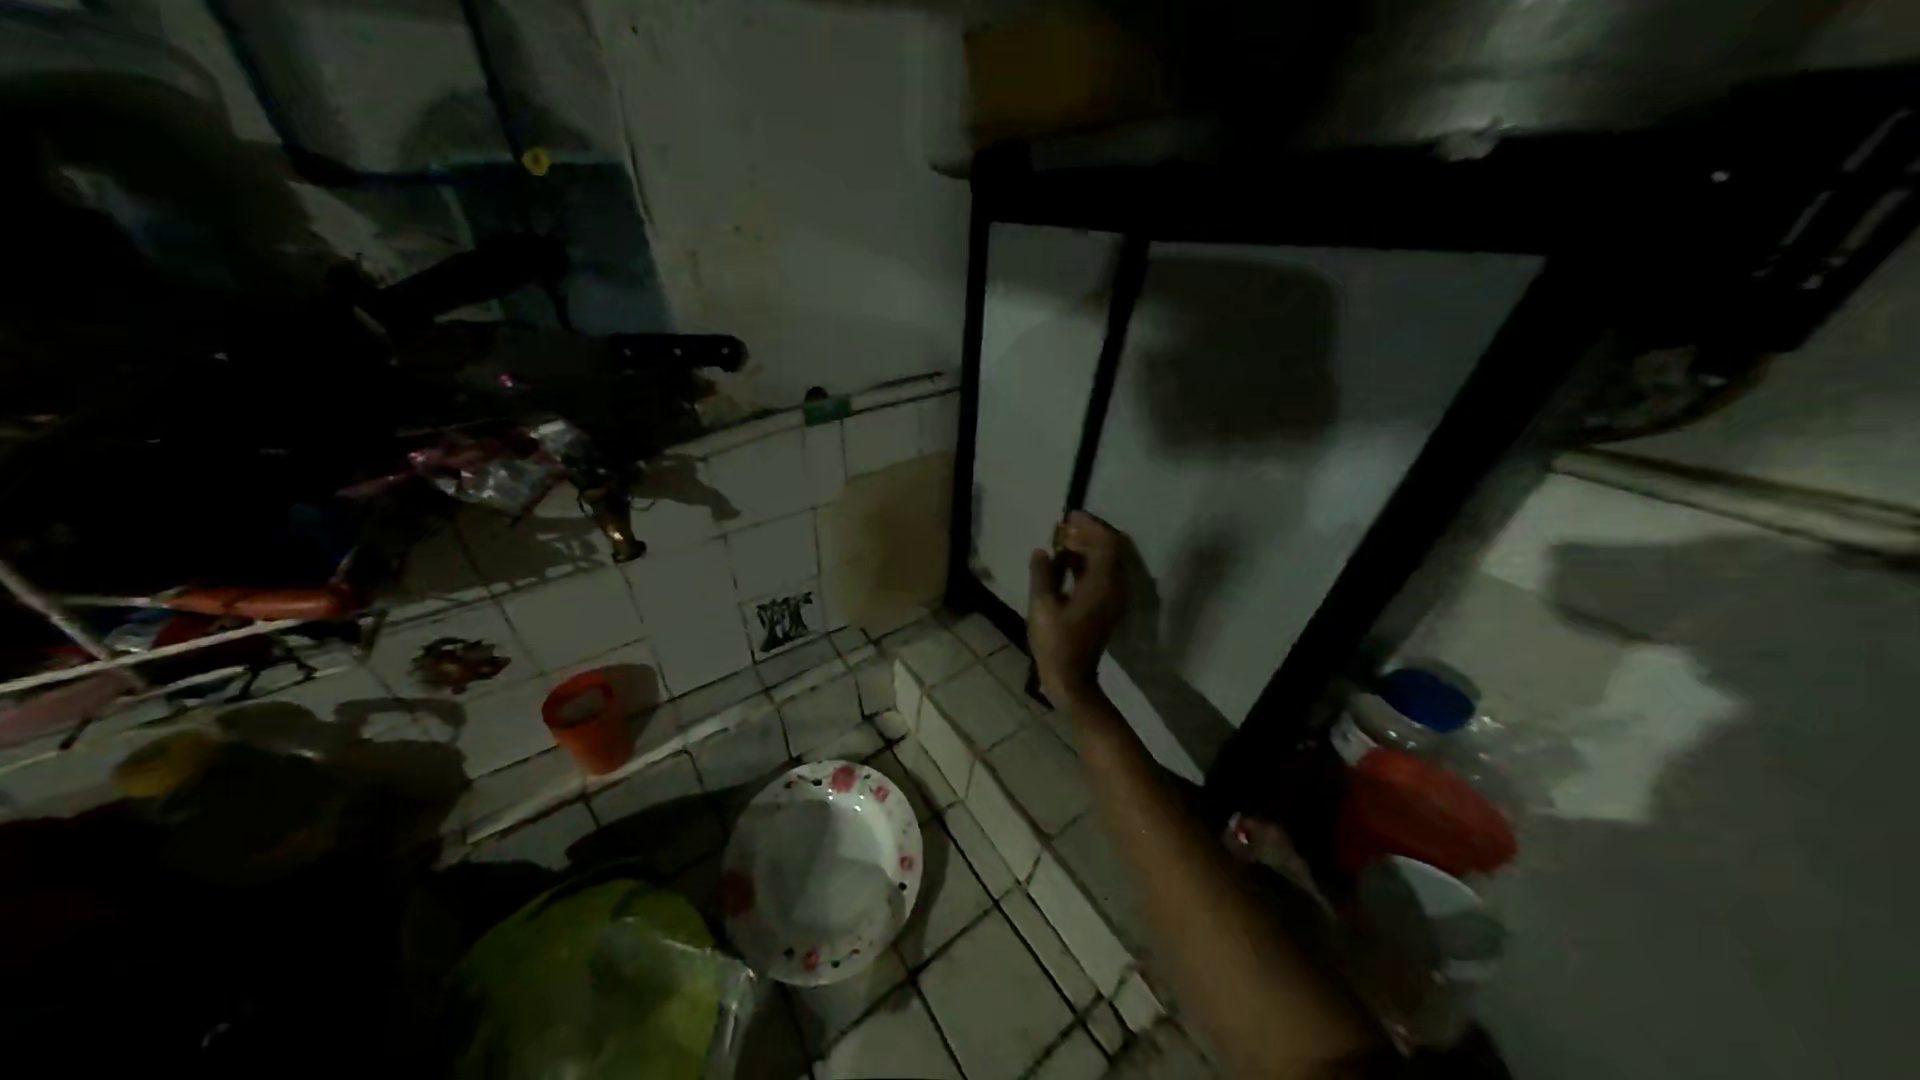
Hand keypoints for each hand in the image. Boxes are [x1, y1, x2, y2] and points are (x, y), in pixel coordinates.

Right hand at [1027, 511, 1124, 705]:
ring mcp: (1113, 599)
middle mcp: (1115, 588)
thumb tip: (1042, 551)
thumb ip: (1042, 574)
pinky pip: (1102, 575)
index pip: (1106, 543)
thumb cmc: (1056, 643)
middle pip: (1110, 549)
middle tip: (1063, 527)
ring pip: (1106, 562)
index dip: (1090, 525)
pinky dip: (1087, 564)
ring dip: (1087, 548)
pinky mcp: (1107, 607)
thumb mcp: (1042, 606)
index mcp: (1102, 585)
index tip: (1069, 516)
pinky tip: (1065, 564)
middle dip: (1088, 533)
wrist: (1072, 679)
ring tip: (1061, 542)